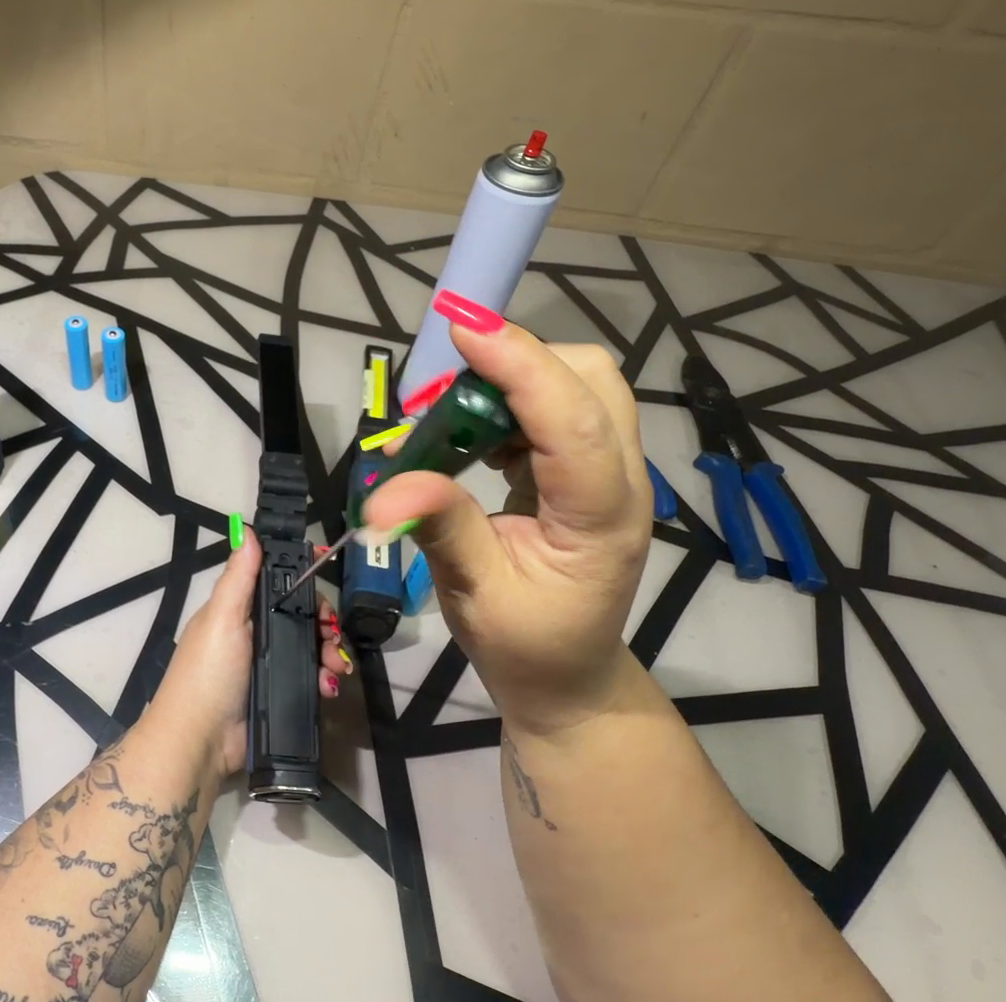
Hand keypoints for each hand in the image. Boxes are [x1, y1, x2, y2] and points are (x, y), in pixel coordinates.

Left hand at [148, 532, 347, 782]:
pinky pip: (311, 679)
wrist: (201, 739)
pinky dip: (324, 679)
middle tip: (333, 637)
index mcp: (238, 612)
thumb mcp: (222, 618)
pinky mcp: (280, 694)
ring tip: (334, 668)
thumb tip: (248, 531)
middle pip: (302, 618)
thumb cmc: (208, 671)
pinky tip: (329, 686)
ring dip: (330, 654)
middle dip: (325, 624)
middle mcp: (255, 635)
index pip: (280, 586)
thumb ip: (239, 578)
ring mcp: (268, 666)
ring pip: (311, 648)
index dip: (305, 584)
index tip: (325, 591)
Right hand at [366, 318, 652, 738]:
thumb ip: (442, 530)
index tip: (464, 328)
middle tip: (443, 392)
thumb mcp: (477, 595)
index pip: (574, 422)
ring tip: (444, 418)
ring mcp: (606, 472)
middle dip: (518, 363)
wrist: (566, 677)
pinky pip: (551, 409)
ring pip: (573, 386)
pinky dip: (504, 404)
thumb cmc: (526, 645)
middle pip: (590, 381)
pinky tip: (466, 437)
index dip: (521, 367)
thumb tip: (386, 490)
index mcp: (601, 517)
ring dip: (507, 381)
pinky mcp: (581, 471)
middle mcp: (619, 481)